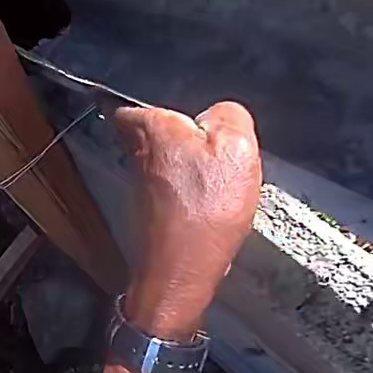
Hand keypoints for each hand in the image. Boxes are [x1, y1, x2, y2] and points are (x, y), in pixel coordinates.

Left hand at [112, 102, 261, 339]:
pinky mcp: (147, 212)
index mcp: (151, 126)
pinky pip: (170, 190)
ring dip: (186, 167)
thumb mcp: (237, 148)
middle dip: (177, 136)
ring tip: (215, 182)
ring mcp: (138, 185)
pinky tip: (209, 207)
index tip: (183, 116)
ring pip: (162, 161)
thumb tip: (220, 113)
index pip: (134, 99)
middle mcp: (135, 153)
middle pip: (153, 131)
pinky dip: (187, 194)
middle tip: (210, 147)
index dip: (162, 105)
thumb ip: (229, 115)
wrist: (181, 272)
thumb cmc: (206, 210)